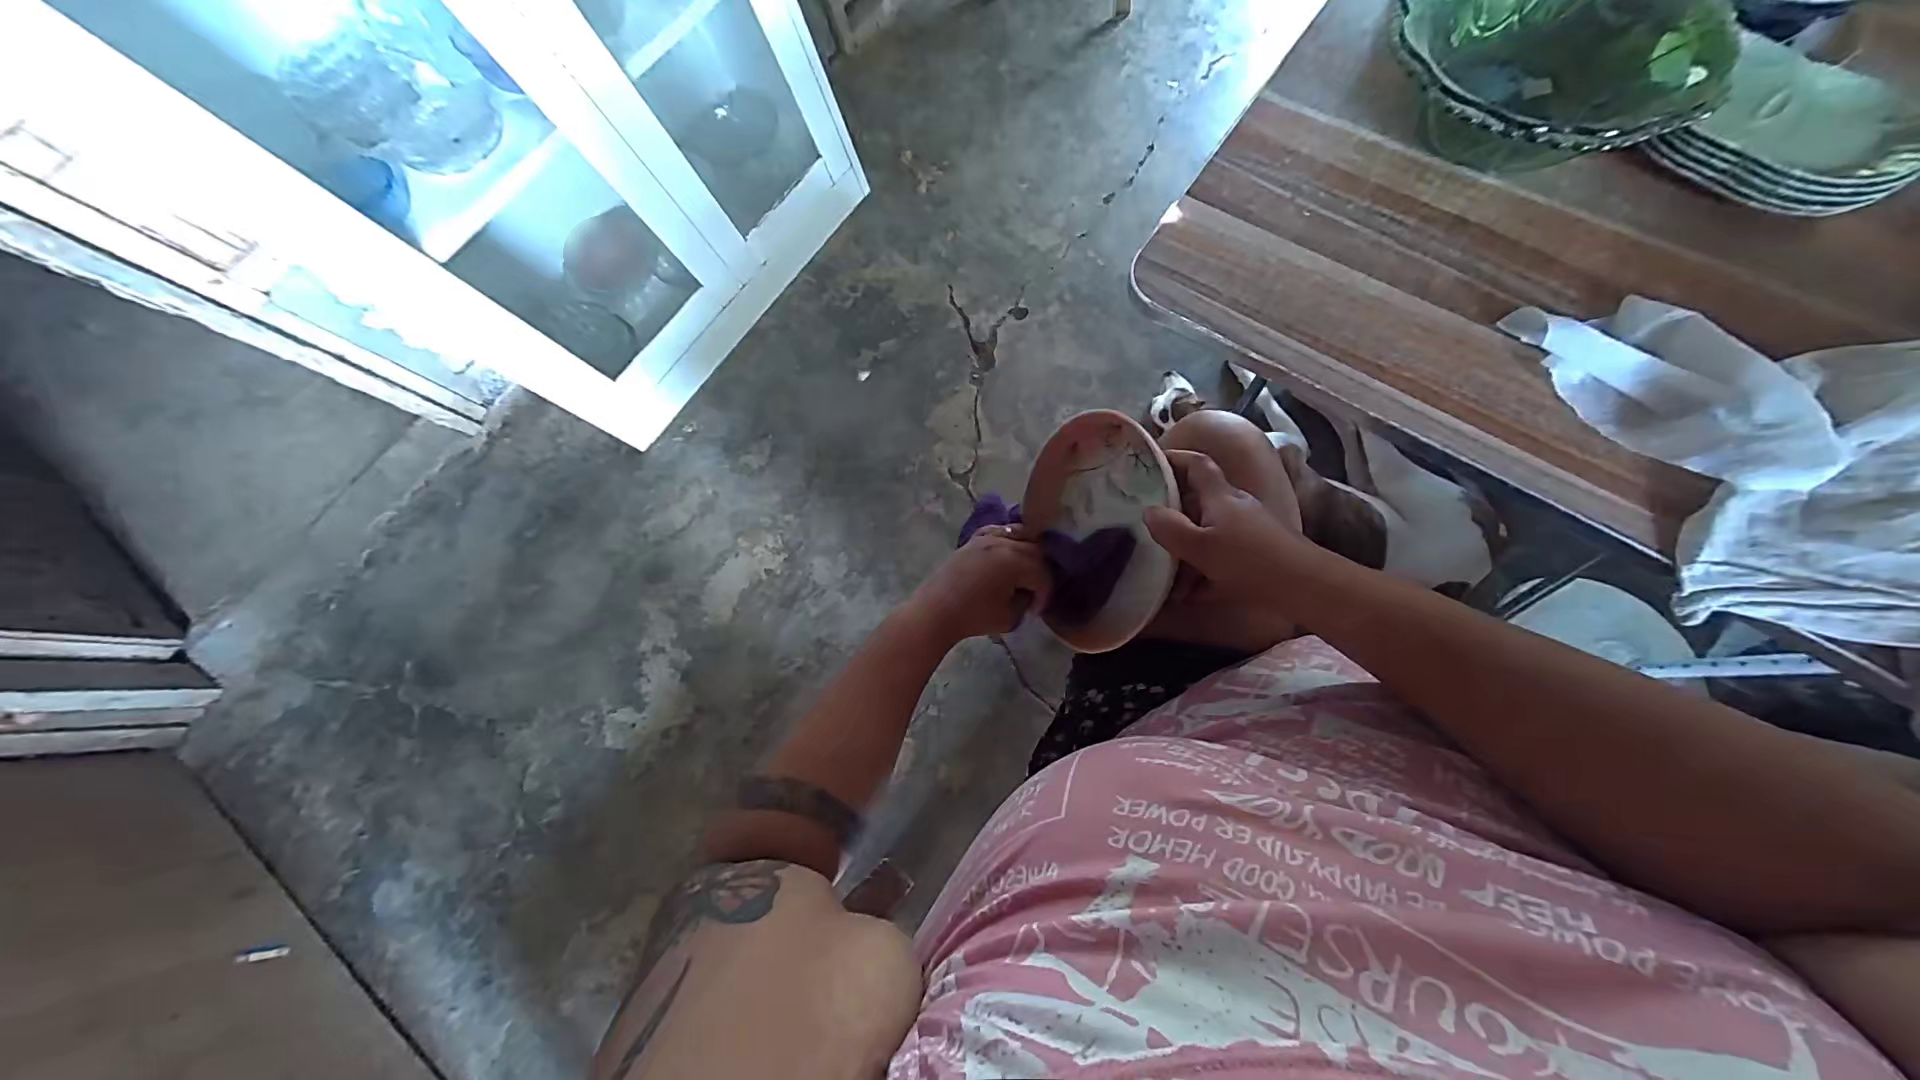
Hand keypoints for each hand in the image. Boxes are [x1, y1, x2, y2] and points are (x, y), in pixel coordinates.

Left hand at [902, 526, 1051, 642]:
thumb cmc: (973, 618)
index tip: (1036, 609)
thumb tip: (1027, 592)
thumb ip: (1025, 601)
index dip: (1044, 594)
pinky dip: (1008, 538)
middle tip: (1034, 591)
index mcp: (1015, 562)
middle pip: (1035, 550)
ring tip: (1024, 571)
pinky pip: (998, 531)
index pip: (1042, 574)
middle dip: (1039, 571)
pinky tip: (1007, 552)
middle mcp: (1003, 543)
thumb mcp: (1010, 617)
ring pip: (1020, 534)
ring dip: (1028, 551)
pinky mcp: (973, 540)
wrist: (935, 612)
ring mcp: (986, 538)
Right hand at [1145, 449, 1312, 597]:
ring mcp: (1249, 530)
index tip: (1153, 463)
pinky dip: (1205, 572)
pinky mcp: (1259, 553)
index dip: (1175, 458)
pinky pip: (1222, 557)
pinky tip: (1194, 595)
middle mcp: (1236, 506)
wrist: (1304, 585)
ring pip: (1208, 535)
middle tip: (1150, 531)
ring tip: (1170, 580)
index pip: (1197, 465)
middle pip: (1198, 503)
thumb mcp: (1199, 546)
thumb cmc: (1247, 560)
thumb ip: (1170, 528)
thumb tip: (1148, 510)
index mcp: (1220, 496)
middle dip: (1174, 518)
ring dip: (1188, 554)